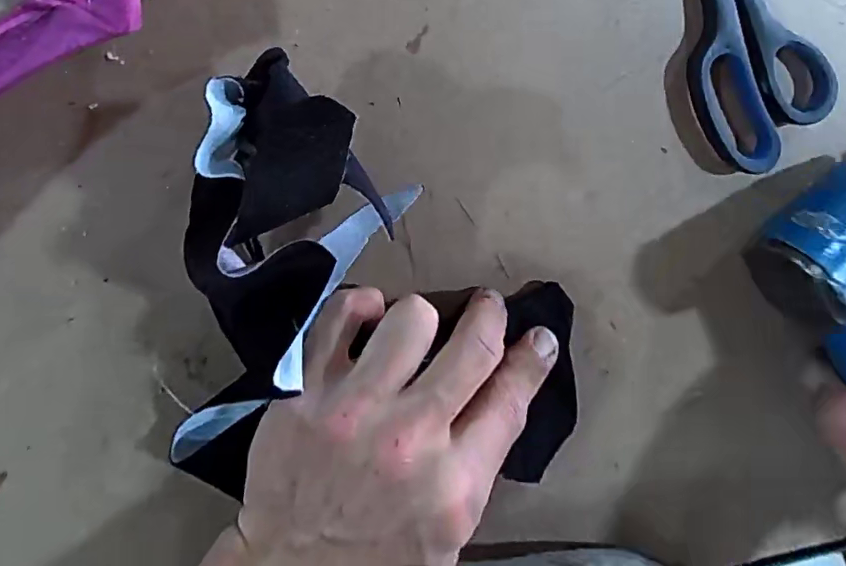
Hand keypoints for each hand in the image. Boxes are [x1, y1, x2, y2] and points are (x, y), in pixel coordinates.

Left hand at [203, 287, 558, 565]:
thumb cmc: (376, 557)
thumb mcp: (448, 532)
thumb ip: (478, 460)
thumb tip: (506, 384)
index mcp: (453, 486)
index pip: (509, 398)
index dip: (533, 359)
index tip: (539, 337)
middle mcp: (409, 439)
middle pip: (473, 344)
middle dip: (489, 314)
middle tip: (486, 307)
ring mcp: (354, 410)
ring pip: (412, 316)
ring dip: (422, 316)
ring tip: (415, 328)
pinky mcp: (305, 392)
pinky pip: (341, 315)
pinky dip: (362, 304)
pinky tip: (369, 316)